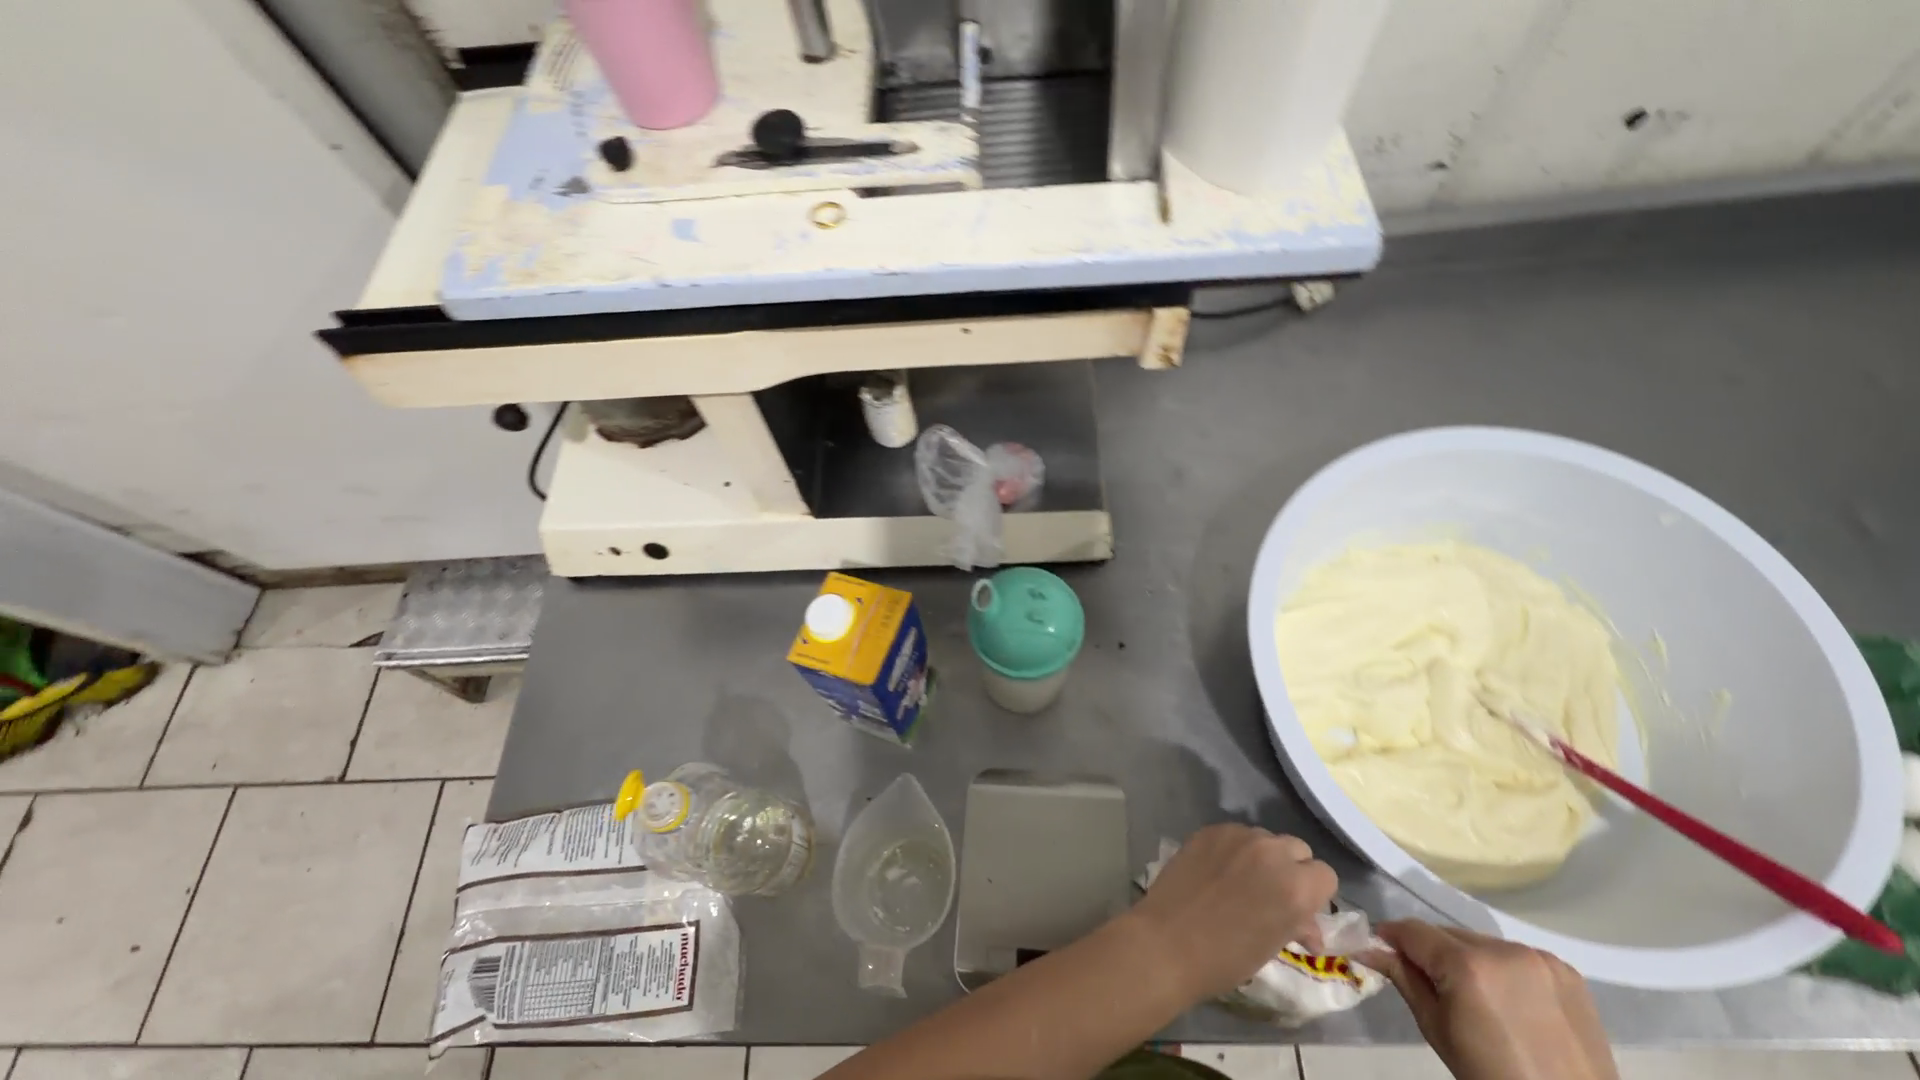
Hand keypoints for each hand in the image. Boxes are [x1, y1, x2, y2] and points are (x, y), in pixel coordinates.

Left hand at [1129, 824, 1336, 1000]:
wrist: (1167, 943)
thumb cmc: (1226, 958)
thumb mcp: (1273, 945)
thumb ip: (1295, 922)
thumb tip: (1307, 926)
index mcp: (1297, 887)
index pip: (1325, 876)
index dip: (1314, 894)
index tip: (1299, 909)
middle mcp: (1273, 853)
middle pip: (1297, 849)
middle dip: (1291, 869)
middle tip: (1272, 893)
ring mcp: (1238, 836)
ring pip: (1265, 838)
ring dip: (1262, 856)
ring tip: (1242, 880)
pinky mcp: (1209, 830)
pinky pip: (1234, 834)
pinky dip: (1233, 849)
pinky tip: (1217, 869)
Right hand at [1364, 921, 1617, 1079]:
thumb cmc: (1491, 1078)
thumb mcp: (1437, 1030)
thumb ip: (1405, 980)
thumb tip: (1370, 950)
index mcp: (1468, 966)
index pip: (1414, 931)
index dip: (1390, 936)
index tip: (1378, 949)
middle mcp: (1505, 950)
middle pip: (1449, 933)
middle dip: (1430, 951)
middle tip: (1426, 983)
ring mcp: (1541, 959)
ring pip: (1483, 943)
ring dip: (1468, 959)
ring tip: (1474, 998)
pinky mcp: (1567, 972)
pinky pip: (1518, 958)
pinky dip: (1503, 970)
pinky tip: (1510, 1003)